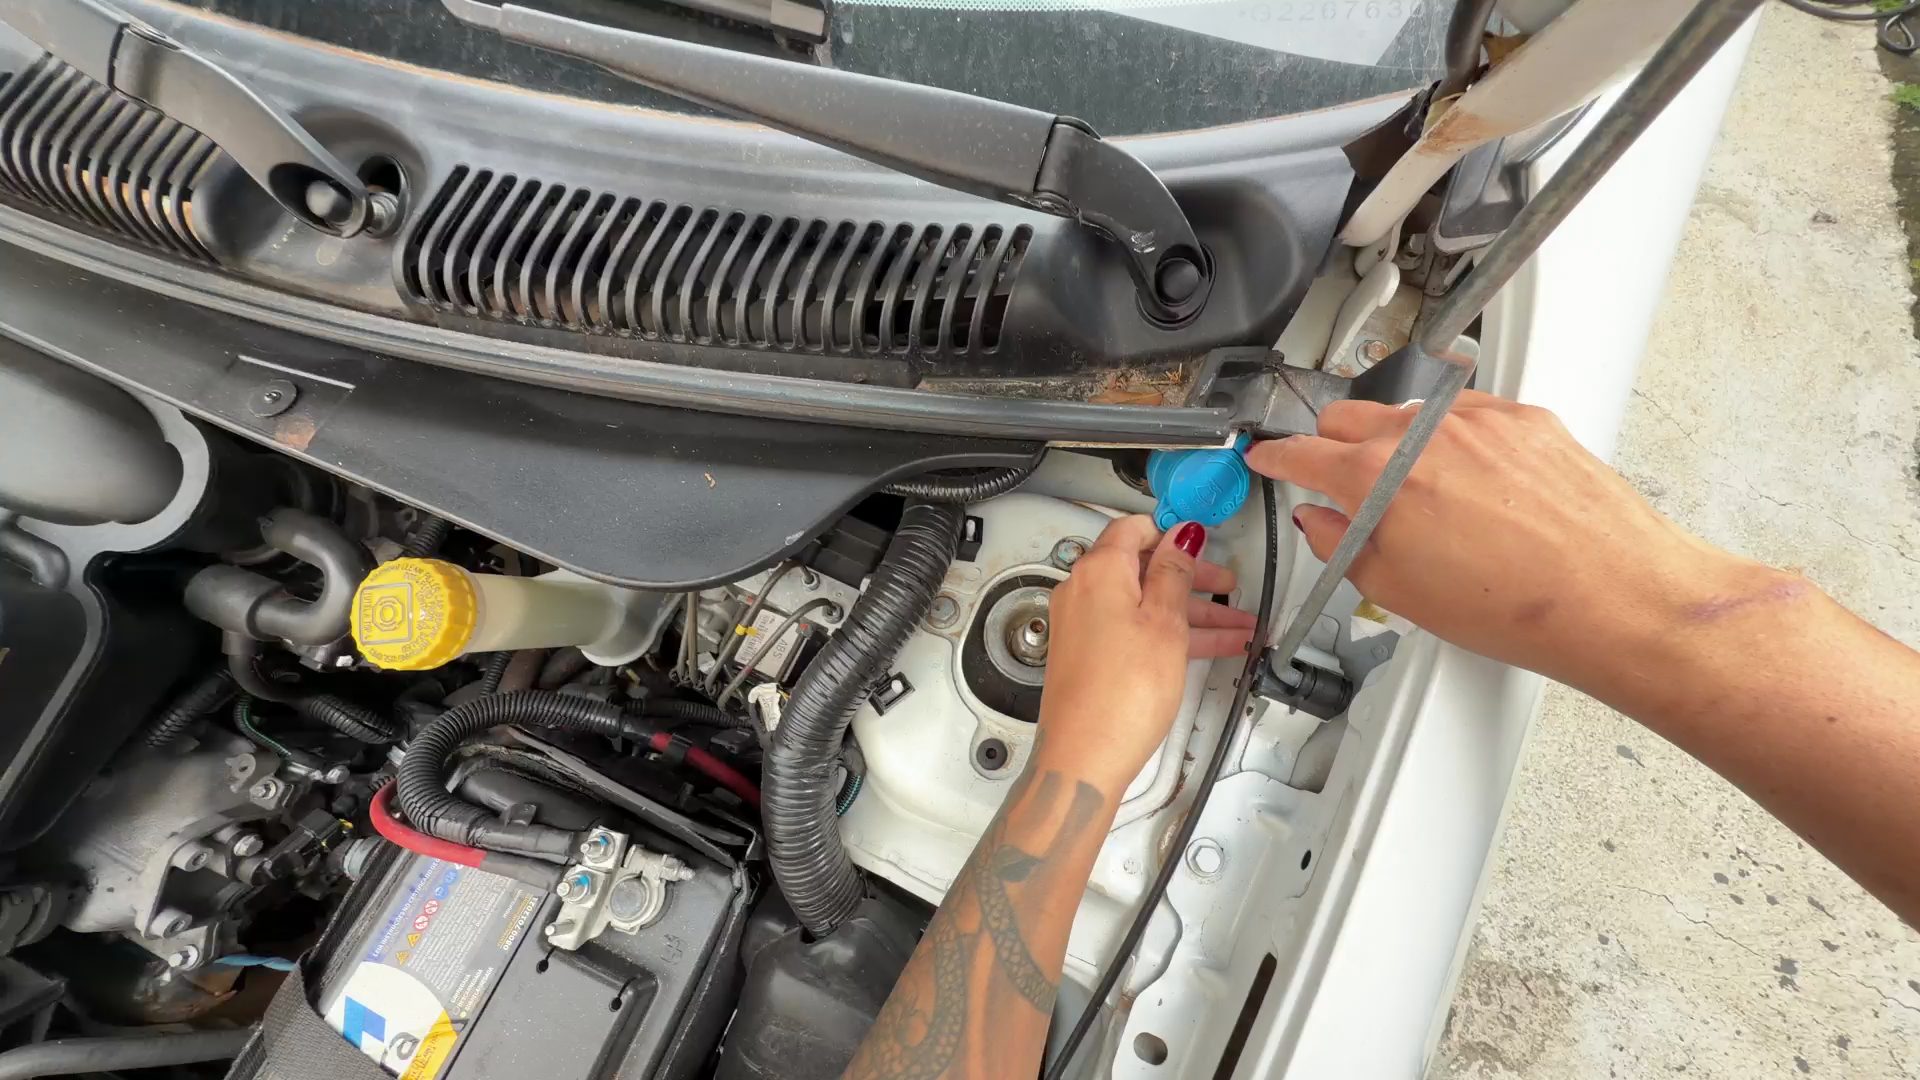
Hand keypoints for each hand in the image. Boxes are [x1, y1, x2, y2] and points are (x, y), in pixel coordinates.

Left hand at [1036, 516, 1253, 795]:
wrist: (1084, 755)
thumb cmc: (1119, 695)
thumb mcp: (1165, 623)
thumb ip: (1174, 573)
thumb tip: (1181, 536)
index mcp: (1097, 571)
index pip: (1134, 529)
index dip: (1172, 533)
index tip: (1204, 544)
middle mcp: (1081, 591)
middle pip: (1142, 568)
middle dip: (1191, 578)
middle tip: (1228, 587)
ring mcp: (1082, 624)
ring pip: (1144, 604)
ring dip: (1192, 612)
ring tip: (1238, 626)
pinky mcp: (1087, 653)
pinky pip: (1135, 630)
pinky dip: (1170, 634)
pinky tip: (1212, 647)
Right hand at [1244, 391, 1782, 691]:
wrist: (1619, 599)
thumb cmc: (1511, 604)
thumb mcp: (1390, 588)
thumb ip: (1335, 542)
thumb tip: (1318, 520)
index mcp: (1373, 476)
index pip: (1298, 452)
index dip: (1272, 457)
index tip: (1268, 458)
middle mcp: (1419, 434)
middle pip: (1343, 416)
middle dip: (1329, 444)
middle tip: (1341, 482)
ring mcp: (1476, 419)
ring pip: (1402, 411)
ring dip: (1390, 441)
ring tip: (1420, 493)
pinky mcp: (1525, 418)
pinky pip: (1462, 412)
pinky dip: (1446, 436)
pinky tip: (1467, 481)